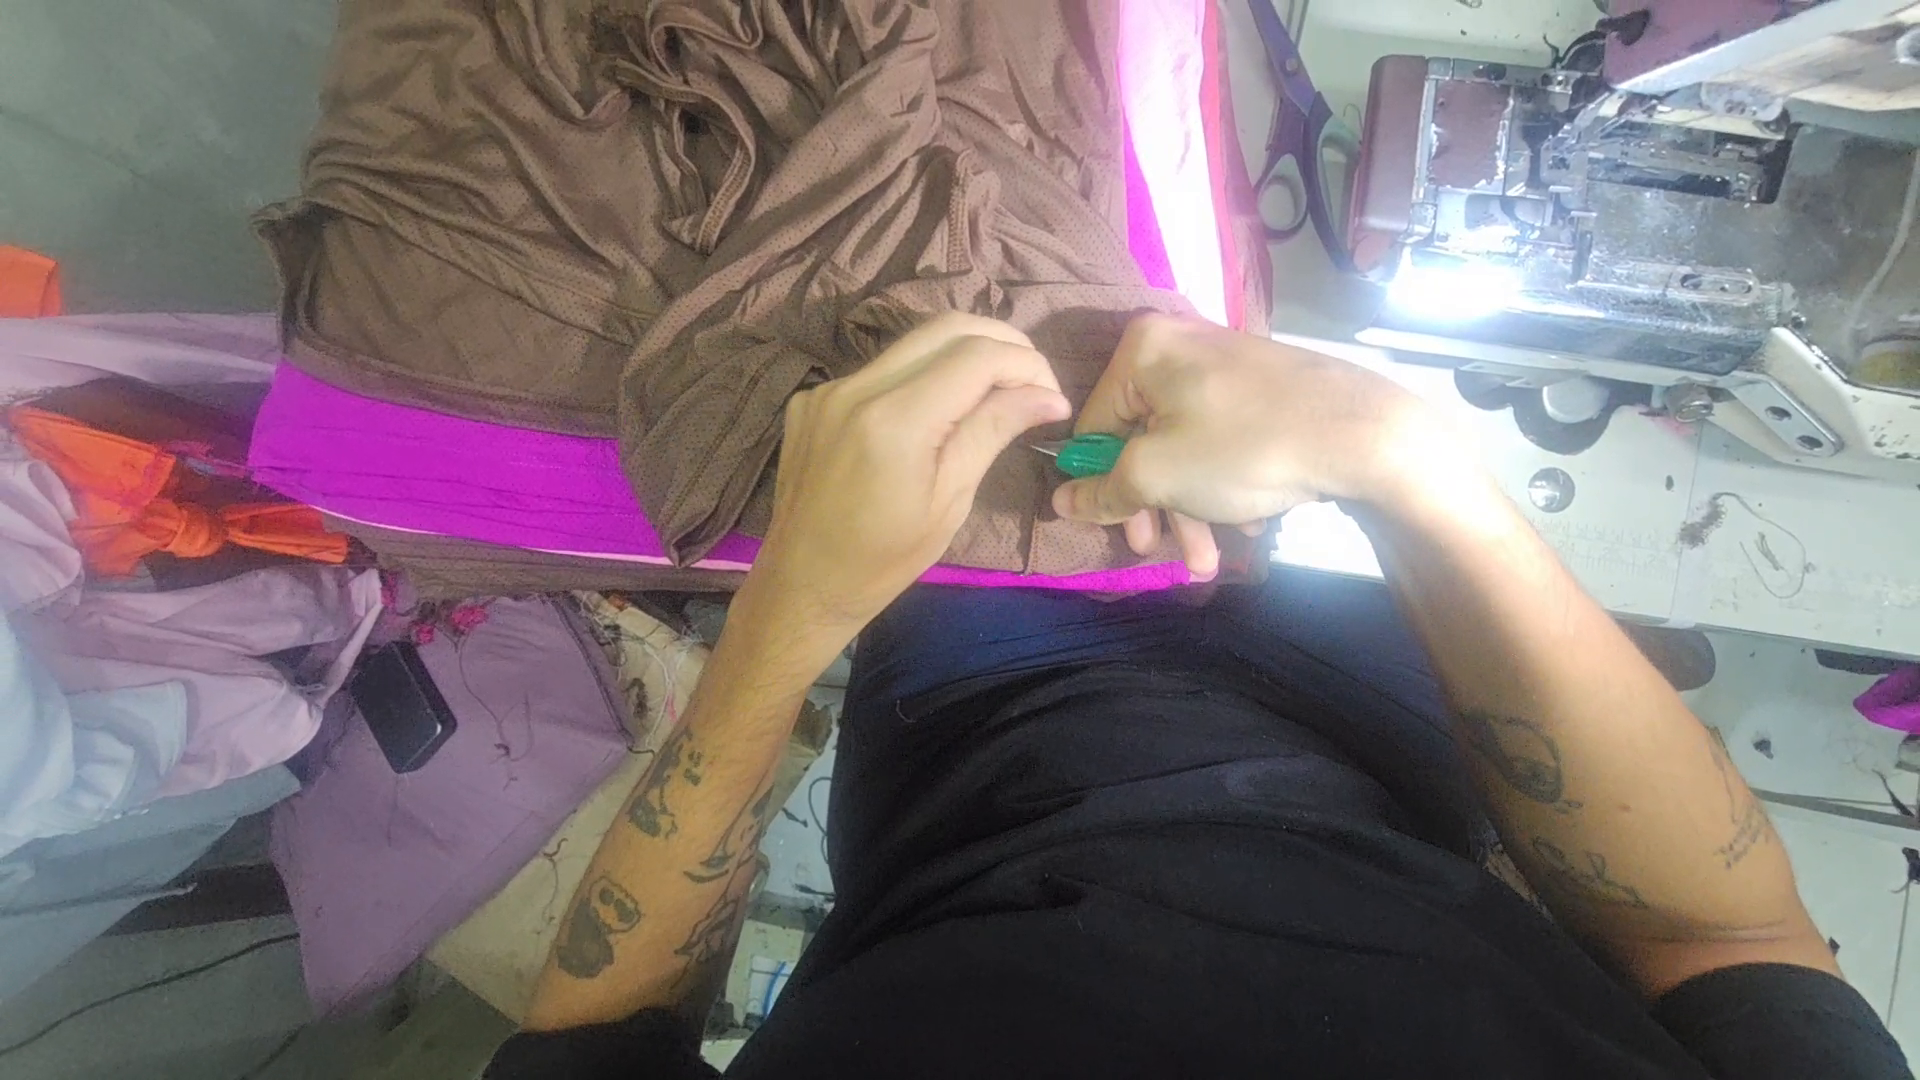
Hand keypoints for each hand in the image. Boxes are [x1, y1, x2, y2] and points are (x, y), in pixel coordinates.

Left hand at [749, 313, 1069, 641]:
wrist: (804, 582)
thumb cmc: (885, 560)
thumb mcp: (950, 502)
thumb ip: (993, 432)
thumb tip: (1049, 396)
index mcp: (895, 421)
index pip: (977, 356)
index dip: (1027, 365)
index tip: (1053, 397)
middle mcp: (857, 388)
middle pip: (947, 328)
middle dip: (1001, 343)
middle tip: (1032, 381)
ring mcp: (829, 389)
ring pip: (912, 343)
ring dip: (962, 355)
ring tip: (994, 391)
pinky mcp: (813, 399)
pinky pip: (879, 369)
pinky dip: (918, 377)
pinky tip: (933, 414)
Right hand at [1052, 315, 1472, 570]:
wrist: (1366, 435)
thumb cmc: (1242, 448)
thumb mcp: (1155, 475)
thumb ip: (1102, 491)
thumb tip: (1060, 501)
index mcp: (1142, 350)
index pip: (1093, 426)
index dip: (1100, 484)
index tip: (1118, 529)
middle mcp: (1178, 347)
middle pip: (1140, 441)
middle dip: (1152, 507)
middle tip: (1158, 552)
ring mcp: (1224, 366)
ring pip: (1183, 448)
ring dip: (1189, 509)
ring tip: (1208, 562)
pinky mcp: (1261, 388)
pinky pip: (1219, 439)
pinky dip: (1222, 484)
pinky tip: (1246, 520)